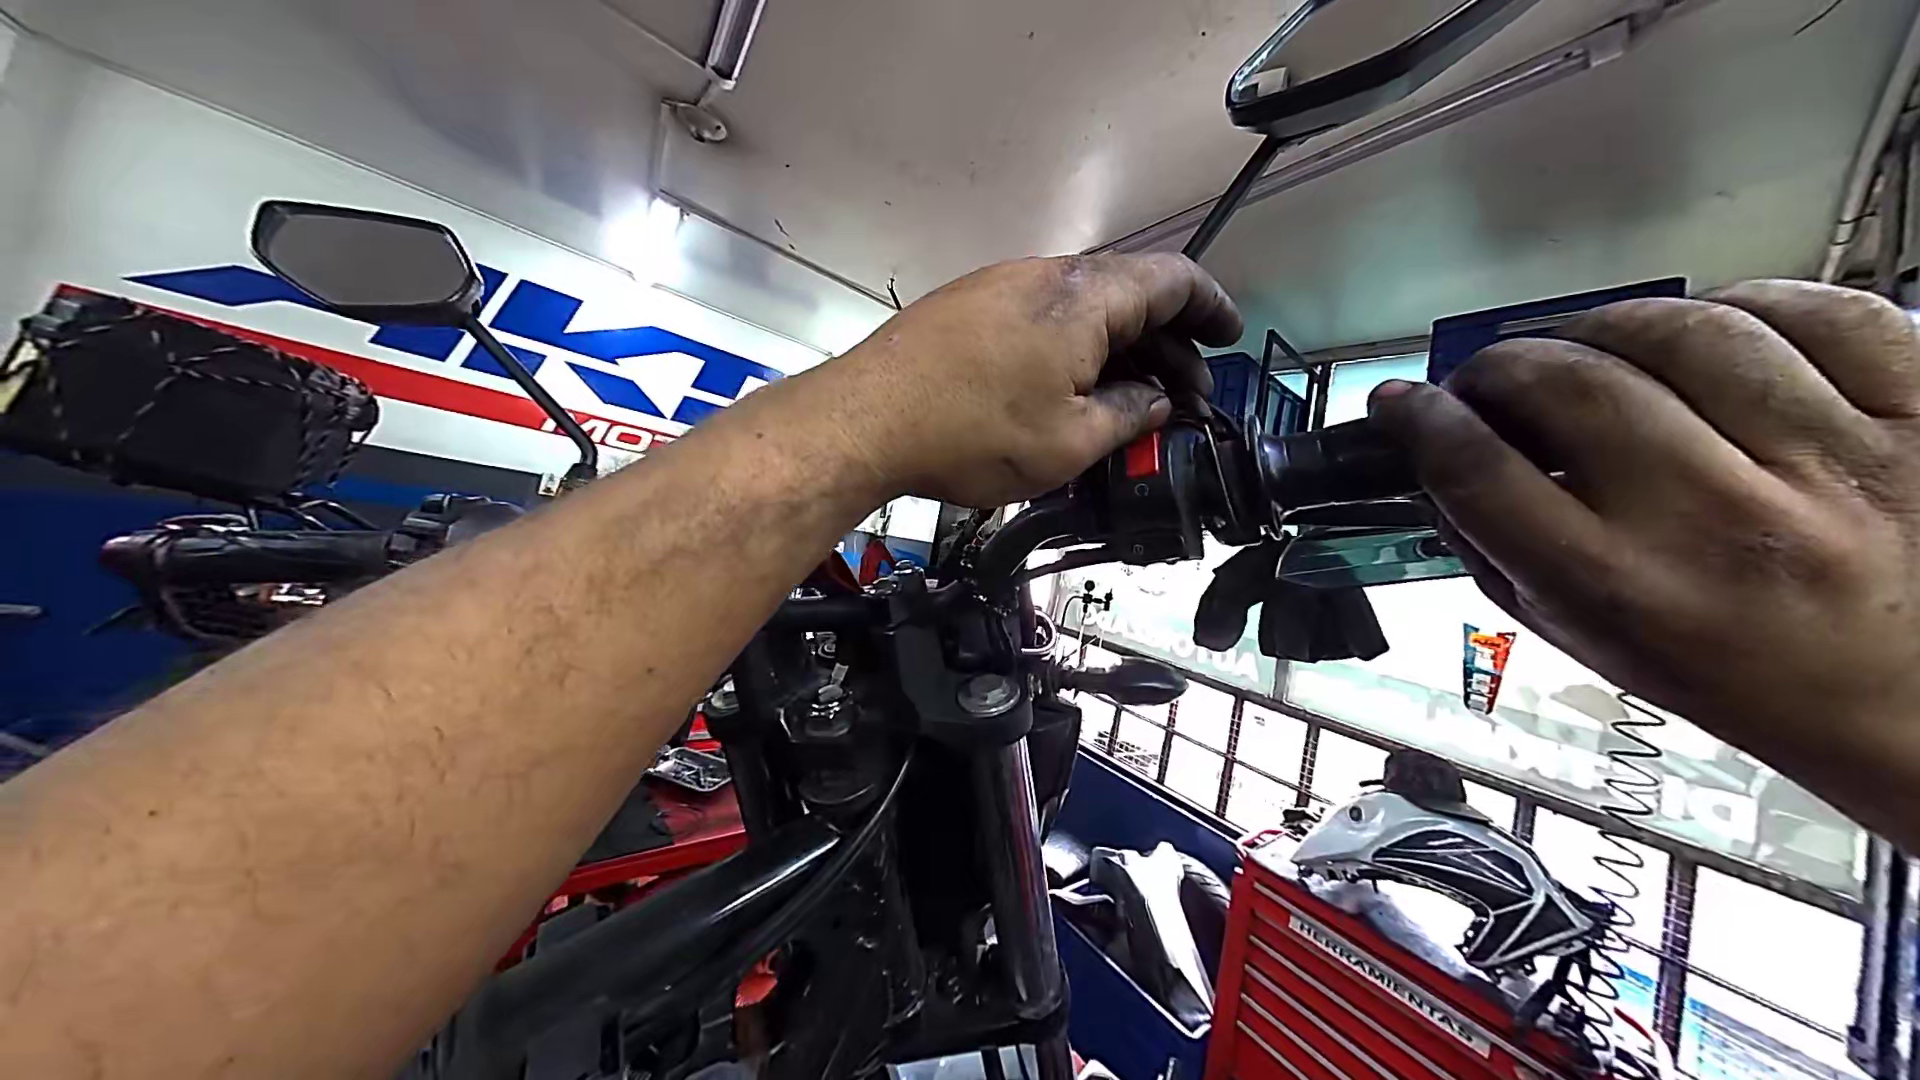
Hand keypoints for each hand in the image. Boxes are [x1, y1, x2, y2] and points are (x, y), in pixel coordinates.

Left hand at [810, 254, 1242, 507]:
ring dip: (1115, 351)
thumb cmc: (968, 434)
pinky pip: (1040, 322)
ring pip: (1082, 312)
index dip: (1210, 307)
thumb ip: (1127, 416)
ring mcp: (1001, 288)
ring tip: (1127, 401)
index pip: (1173, 280)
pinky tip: (1068, 391)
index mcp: (1085, 299)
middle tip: (1179, 396)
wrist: (866, 421)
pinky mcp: (968, 310)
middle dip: (1165, 346)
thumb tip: (1155, 402)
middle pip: (1128, 297)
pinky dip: (1071, 351)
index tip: (1227, 334)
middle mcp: (1045, 277)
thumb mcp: (1069, 443)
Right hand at [1368, 282, 1919, 825]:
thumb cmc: (1723, 674)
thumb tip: (1442, 469)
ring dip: (1601, 326)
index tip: (1398, 403)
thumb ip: (1495, 550)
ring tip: (1583, 346)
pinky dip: (1736, 305)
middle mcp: (1711, 518)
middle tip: (1485, 377)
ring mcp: (1837, 460)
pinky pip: (1821, 312)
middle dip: (1499, 365)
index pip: (1477, 470)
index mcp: (1611, 582)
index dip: (1420, 422)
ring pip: (1684, 332)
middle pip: (1568, 386)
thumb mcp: (1572, 631)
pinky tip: (1703, 330)